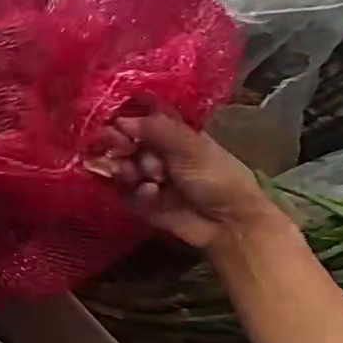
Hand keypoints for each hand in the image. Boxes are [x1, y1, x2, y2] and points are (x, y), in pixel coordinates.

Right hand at [95, 103, 280, 249]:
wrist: (225, 224)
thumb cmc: (218, 179)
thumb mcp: (192, 148)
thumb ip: (157, 130)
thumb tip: (120, 119)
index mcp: (171, 133)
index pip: (141, 118)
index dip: (126, 117)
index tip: (116, 121)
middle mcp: (153, 151)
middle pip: (123, 139)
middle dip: (120, 143)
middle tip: (122, 148)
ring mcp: (142, 175)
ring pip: (117, 163)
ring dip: (127, 169)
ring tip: (143, 177)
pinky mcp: (134, 198)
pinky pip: (119, 188)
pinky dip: (134, 189)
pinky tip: (151, 193)